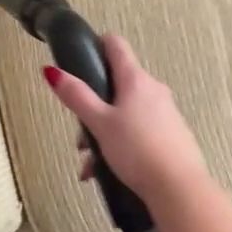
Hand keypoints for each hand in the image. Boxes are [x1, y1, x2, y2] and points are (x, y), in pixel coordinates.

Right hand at [43, 35, 211, 212]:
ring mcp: (165, 112)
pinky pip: (139, 131)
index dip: (95, 46)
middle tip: (80, 138)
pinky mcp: (172, 134)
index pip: (115, 45)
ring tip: (89, 166)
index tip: (78, 61)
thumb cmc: (136, 149)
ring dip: (103, 135)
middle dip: (93, 109)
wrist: (178, 187)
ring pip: (125, 114)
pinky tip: (107, 173)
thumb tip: (52, 71)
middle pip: (117, 86)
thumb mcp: (100, 123)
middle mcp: (153, 89)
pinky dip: (121, 146)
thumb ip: (77, 97)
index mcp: (136, 79)